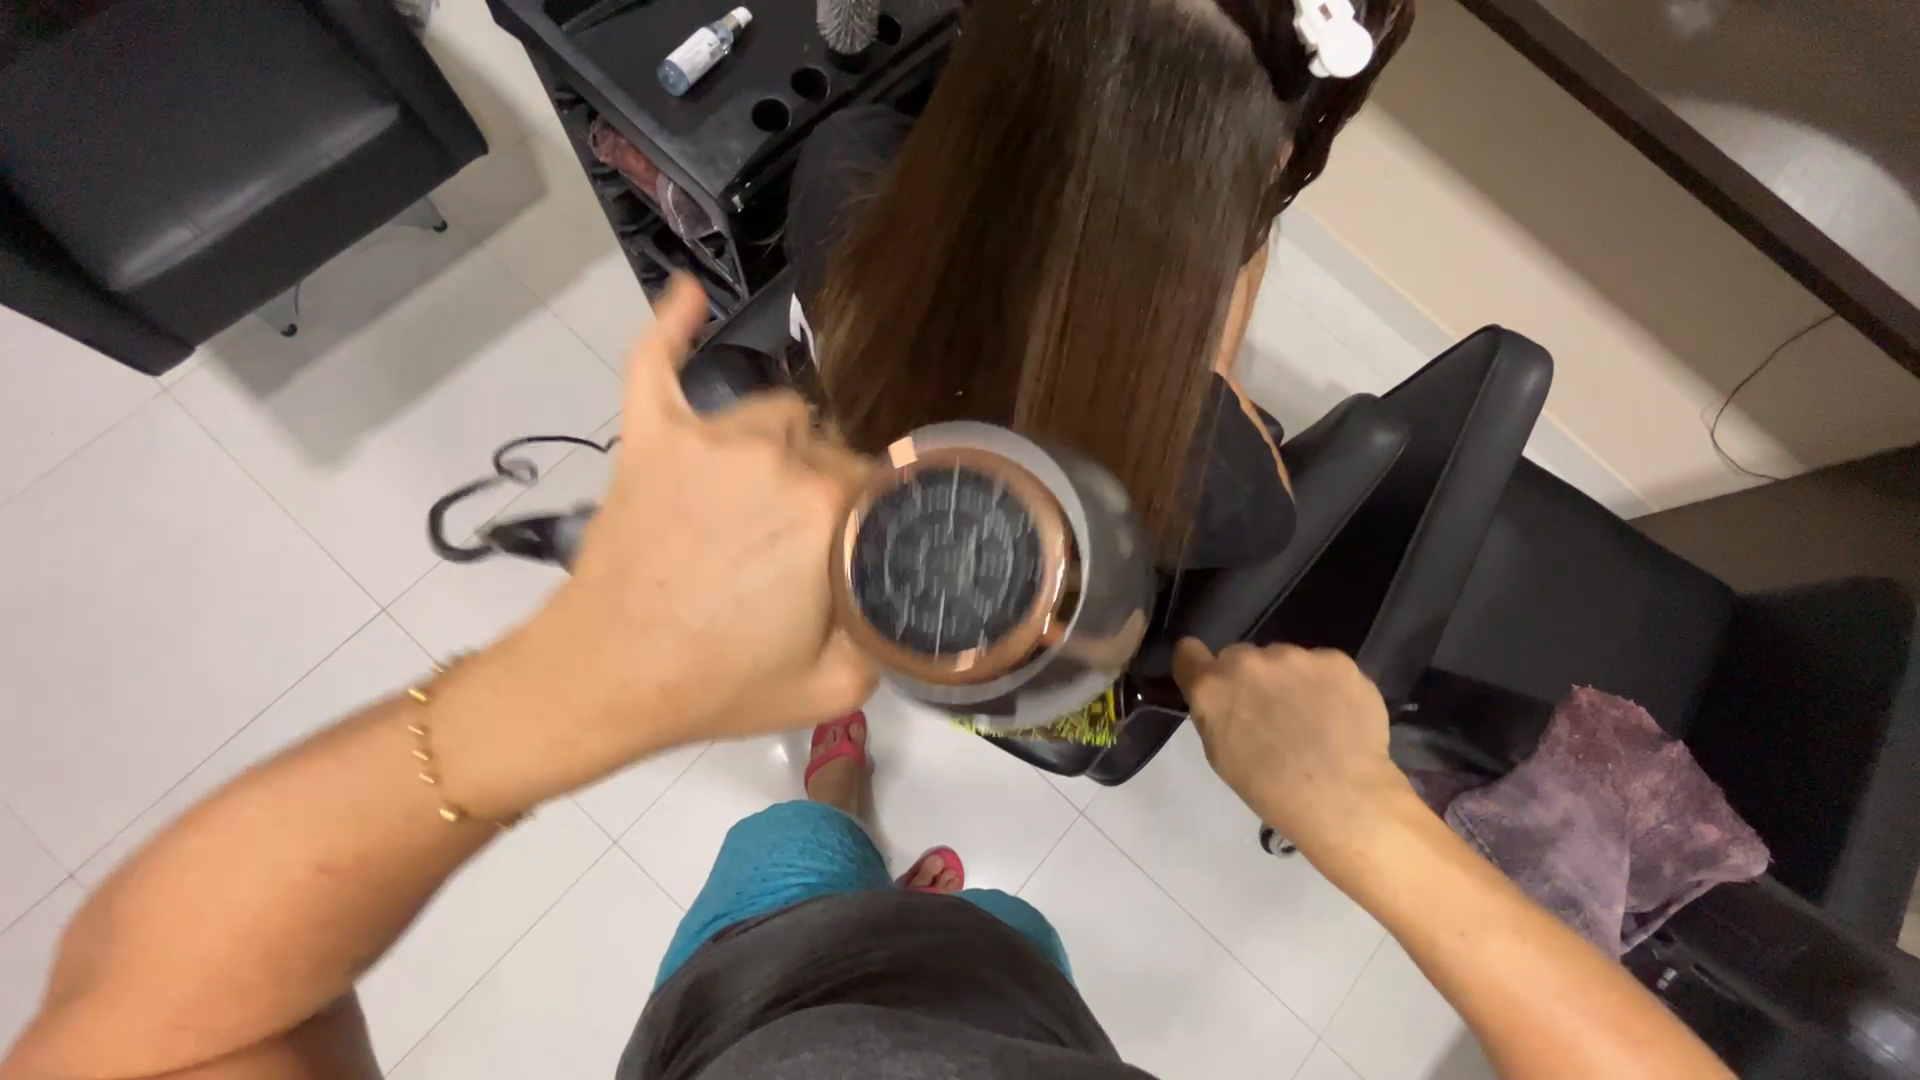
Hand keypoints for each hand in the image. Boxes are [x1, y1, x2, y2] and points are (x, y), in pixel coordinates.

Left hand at [431, 277, 879, 818]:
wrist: (605, 680)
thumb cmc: (721, 686)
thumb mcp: (837, 686)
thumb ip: (887, 635)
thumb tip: (901, 599)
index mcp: (826, 509)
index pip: (879, 483)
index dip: (874, 517)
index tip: (860, 547)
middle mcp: (776, 455)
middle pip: (830, 446)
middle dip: (829, 489)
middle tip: (805, 543)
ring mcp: (709, 438)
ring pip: (777, 412)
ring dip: (784, 442)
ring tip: (766, 490)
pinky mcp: (651, 434)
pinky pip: (659, 361)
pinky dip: (674, 327)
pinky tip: (691, 296)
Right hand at [1172, 640, 1412, 859]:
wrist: (1344, 799)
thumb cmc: (1271, 789)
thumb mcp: (1219, 754)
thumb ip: (1213, 713)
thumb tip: (1225, 698)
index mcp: (1211, 687)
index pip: (1188, 651)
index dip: (1198, 666)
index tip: (1212, 682)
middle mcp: (1246, 661)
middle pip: (1240, 656)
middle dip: (1249, 678)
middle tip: (1271, 712)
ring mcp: (1293, 656)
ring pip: (1284, 659)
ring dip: (1289, 679)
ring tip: (1312, 717)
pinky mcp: (1335, 660)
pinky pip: (1321, 665)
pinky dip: (1326, 684)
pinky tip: (1338, 714)